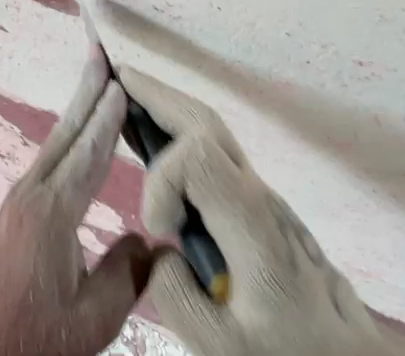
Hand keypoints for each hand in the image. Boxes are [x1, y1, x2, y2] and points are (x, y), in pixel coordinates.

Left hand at [0, 46, 153, 355]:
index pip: (89, 154)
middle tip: (100, 50)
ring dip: (78, 110)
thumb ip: (126, 273)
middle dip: (86, 91)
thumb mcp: (94, 316)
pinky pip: (50, 160)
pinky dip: (69, 136)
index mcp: (51, 212)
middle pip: (66, 133)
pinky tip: (80, 134)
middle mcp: (32, 193)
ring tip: (96, 79)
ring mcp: (20, 198)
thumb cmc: (37, 335)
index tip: (121, 81)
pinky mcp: (17, 208)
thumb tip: (151, 238)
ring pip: (56, 143)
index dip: (108, 118)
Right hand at [116, 66, 404, 355]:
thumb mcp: (224, 345)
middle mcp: (257, 194)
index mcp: (250, 221)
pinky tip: (156, 136)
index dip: (160, 180)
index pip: (195, 158)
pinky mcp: (258, 205)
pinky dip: (179, 130)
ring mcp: (260, 195)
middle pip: (206, 123)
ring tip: (127, 94)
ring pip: (213, 132)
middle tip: (114, 76)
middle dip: (157, 96)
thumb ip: (175, 296)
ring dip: (168, 106)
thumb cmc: (289, 349)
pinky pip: (215, 152)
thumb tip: (159, 253)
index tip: (156, 230)